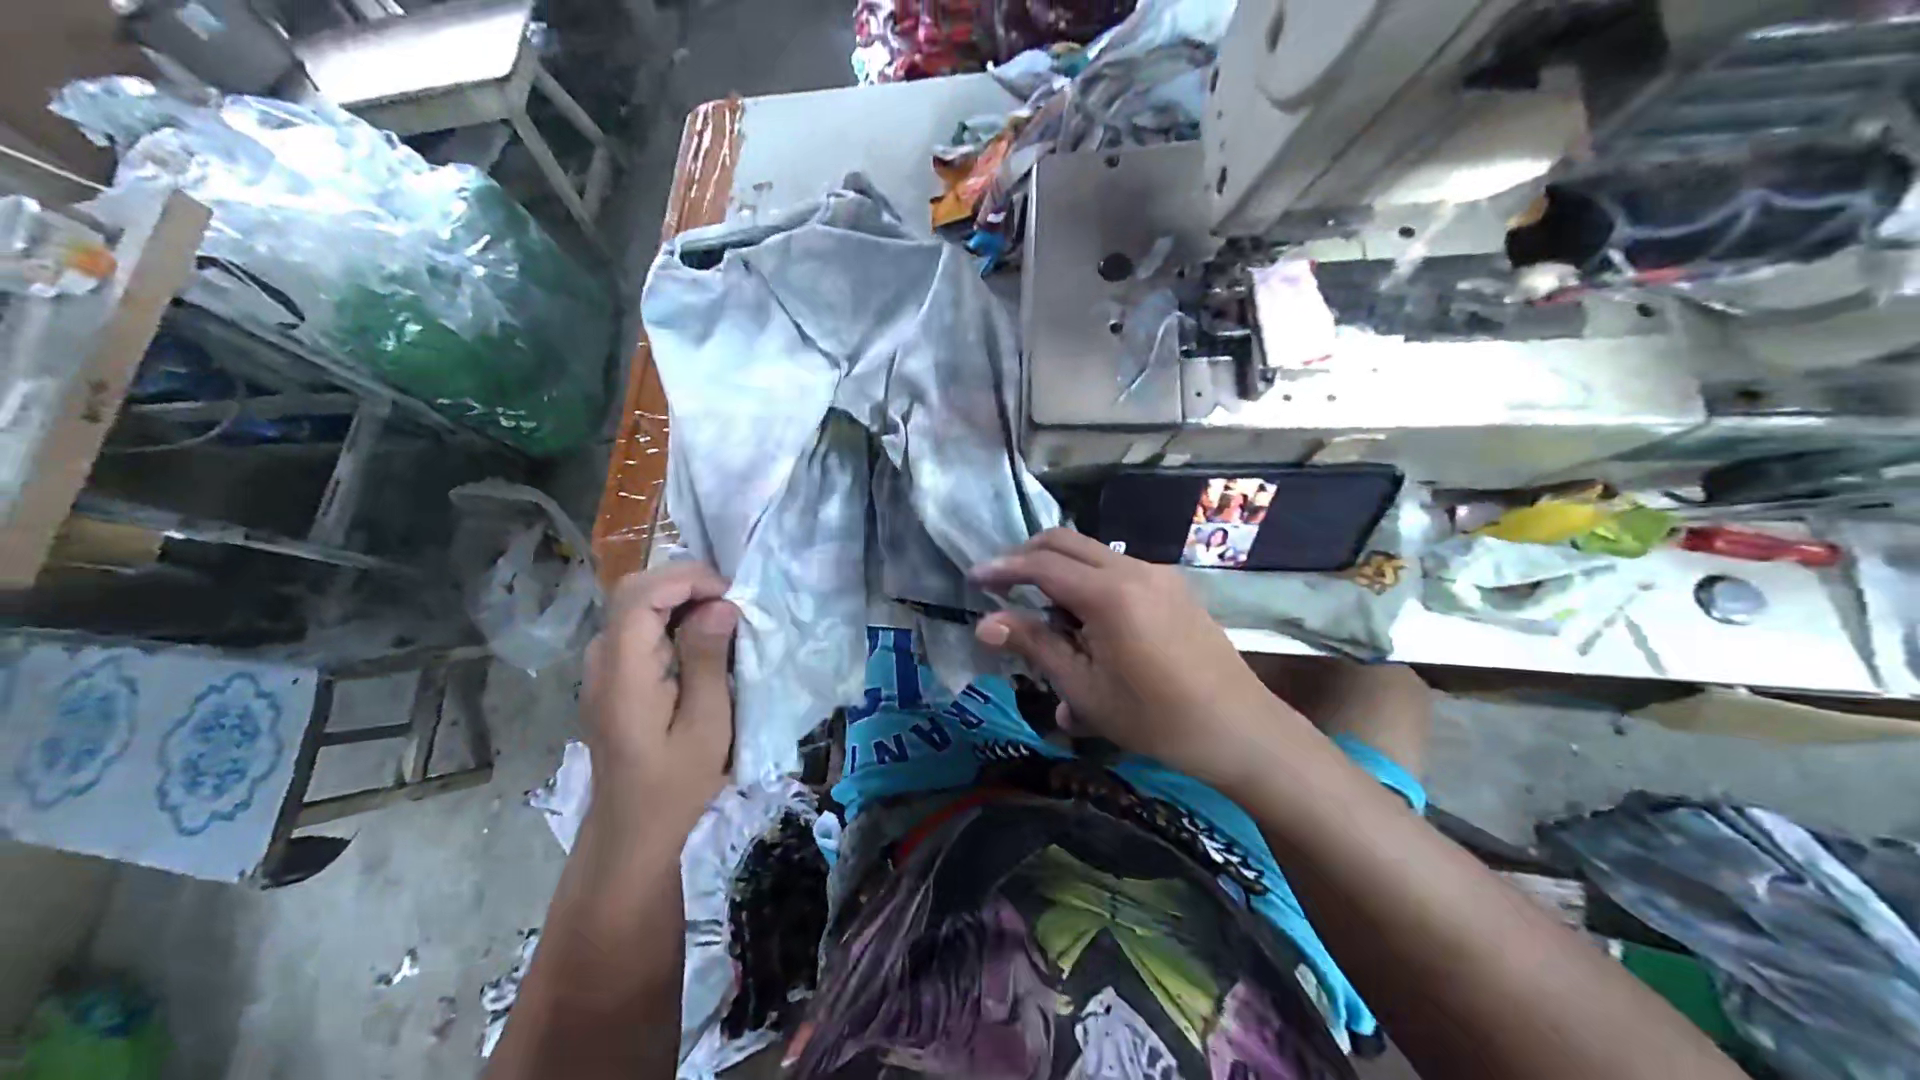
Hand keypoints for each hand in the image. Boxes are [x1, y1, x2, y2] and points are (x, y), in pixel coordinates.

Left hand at [581, 562, 738, 830]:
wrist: (632, 829)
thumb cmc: (676, 783)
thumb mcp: (707, 725)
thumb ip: (708, 659)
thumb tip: (720, 605)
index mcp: (623, 673)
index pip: (641, 596)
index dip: (687, 580)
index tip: (732, 595)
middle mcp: (601, 660)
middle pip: (634, 592)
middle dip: (686, 583)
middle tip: (733, 603)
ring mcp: (600, 667)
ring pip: (634, 605)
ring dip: (680, 599)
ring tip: (725, 617)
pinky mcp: (610, 675)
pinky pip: (637, 627)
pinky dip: (671, 617)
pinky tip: (701, 637)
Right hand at [970, 529, 1312, 788]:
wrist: (1239, 729)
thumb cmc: (1155, 718)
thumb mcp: (1085, 688)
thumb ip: (1035, 645)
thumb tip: (985, 624)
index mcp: (1109, 594)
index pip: (1041, 565)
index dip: (1003, 569)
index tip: (973, 579)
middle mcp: (1134, 570)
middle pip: (1066, 542)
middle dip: (1027, 556)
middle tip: (1002, 586)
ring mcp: (1159, 575)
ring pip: (1093, 555)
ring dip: (1060, 572)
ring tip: (1045, 618)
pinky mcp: (1174, 587)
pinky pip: (1118, 572)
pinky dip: (1090, 584)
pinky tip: (1087, 627)